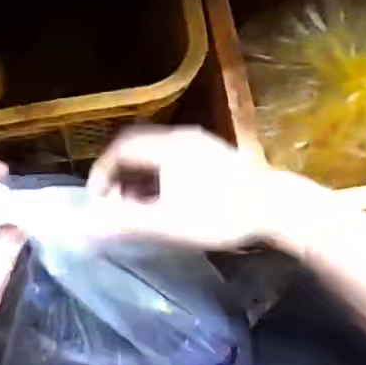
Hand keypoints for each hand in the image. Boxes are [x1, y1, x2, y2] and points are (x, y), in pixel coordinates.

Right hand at [87, 127, 330, 249]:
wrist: (279, 210)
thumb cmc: (220, 215)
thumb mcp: (166, 224)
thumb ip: (123, 223)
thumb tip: (86, 227)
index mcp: (167, 146)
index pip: (119, 150)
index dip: (101, 174)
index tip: (95, 201)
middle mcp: (182, 137)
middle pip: (137, 149)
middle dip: (119, 176)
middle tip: (113, 204)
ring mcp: (202, 144)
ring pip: (156, 155)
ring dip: (140, 178)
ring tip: (137, 207)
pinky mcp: (218, 155)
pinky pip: (175, 160)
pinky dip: (160, 177)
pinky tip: (167, 202)